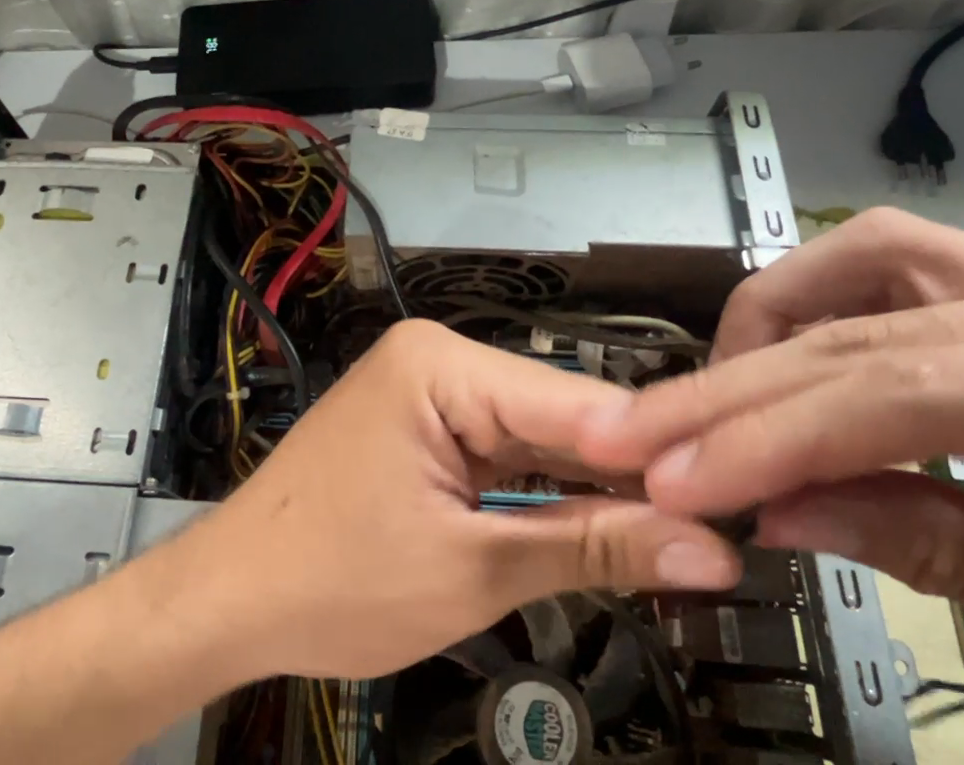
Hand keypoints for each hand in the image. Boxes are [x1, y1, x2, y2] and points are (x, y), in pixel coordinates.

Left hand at [146, 319, 739, 681]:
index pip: (579, 405)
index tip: (734, 507)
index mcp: (440, 366)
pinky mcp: (422, 429)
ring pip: (538, 440)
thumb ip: (592, 549)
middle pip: (562, 418)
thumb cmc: (328, 582)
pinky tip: (595, 529)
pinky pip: (503, 454)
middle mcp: (436, 361)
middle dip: (628, 481)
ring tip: (673, 541)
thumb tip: (706, 551)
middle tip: (715, 535)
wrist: (229, 602)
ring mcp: (427, 394)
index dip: (659, 461)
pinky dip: (542, 495)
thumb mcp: (474, 569)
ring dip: (590, 493)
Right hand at [578, 209, 963, 754]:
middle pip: (871, 326)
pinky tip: (786, 366)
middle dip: (737, 391)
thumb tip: (781, 516)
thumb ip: (954, 556)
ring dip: (770, 325)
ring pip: (874, 261)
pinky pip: (904, 272)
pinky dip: (820, 312)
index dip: (775, 437)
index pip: (917, 393)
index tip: (673, 487)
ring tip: (709, 400)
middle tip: (638, 444)